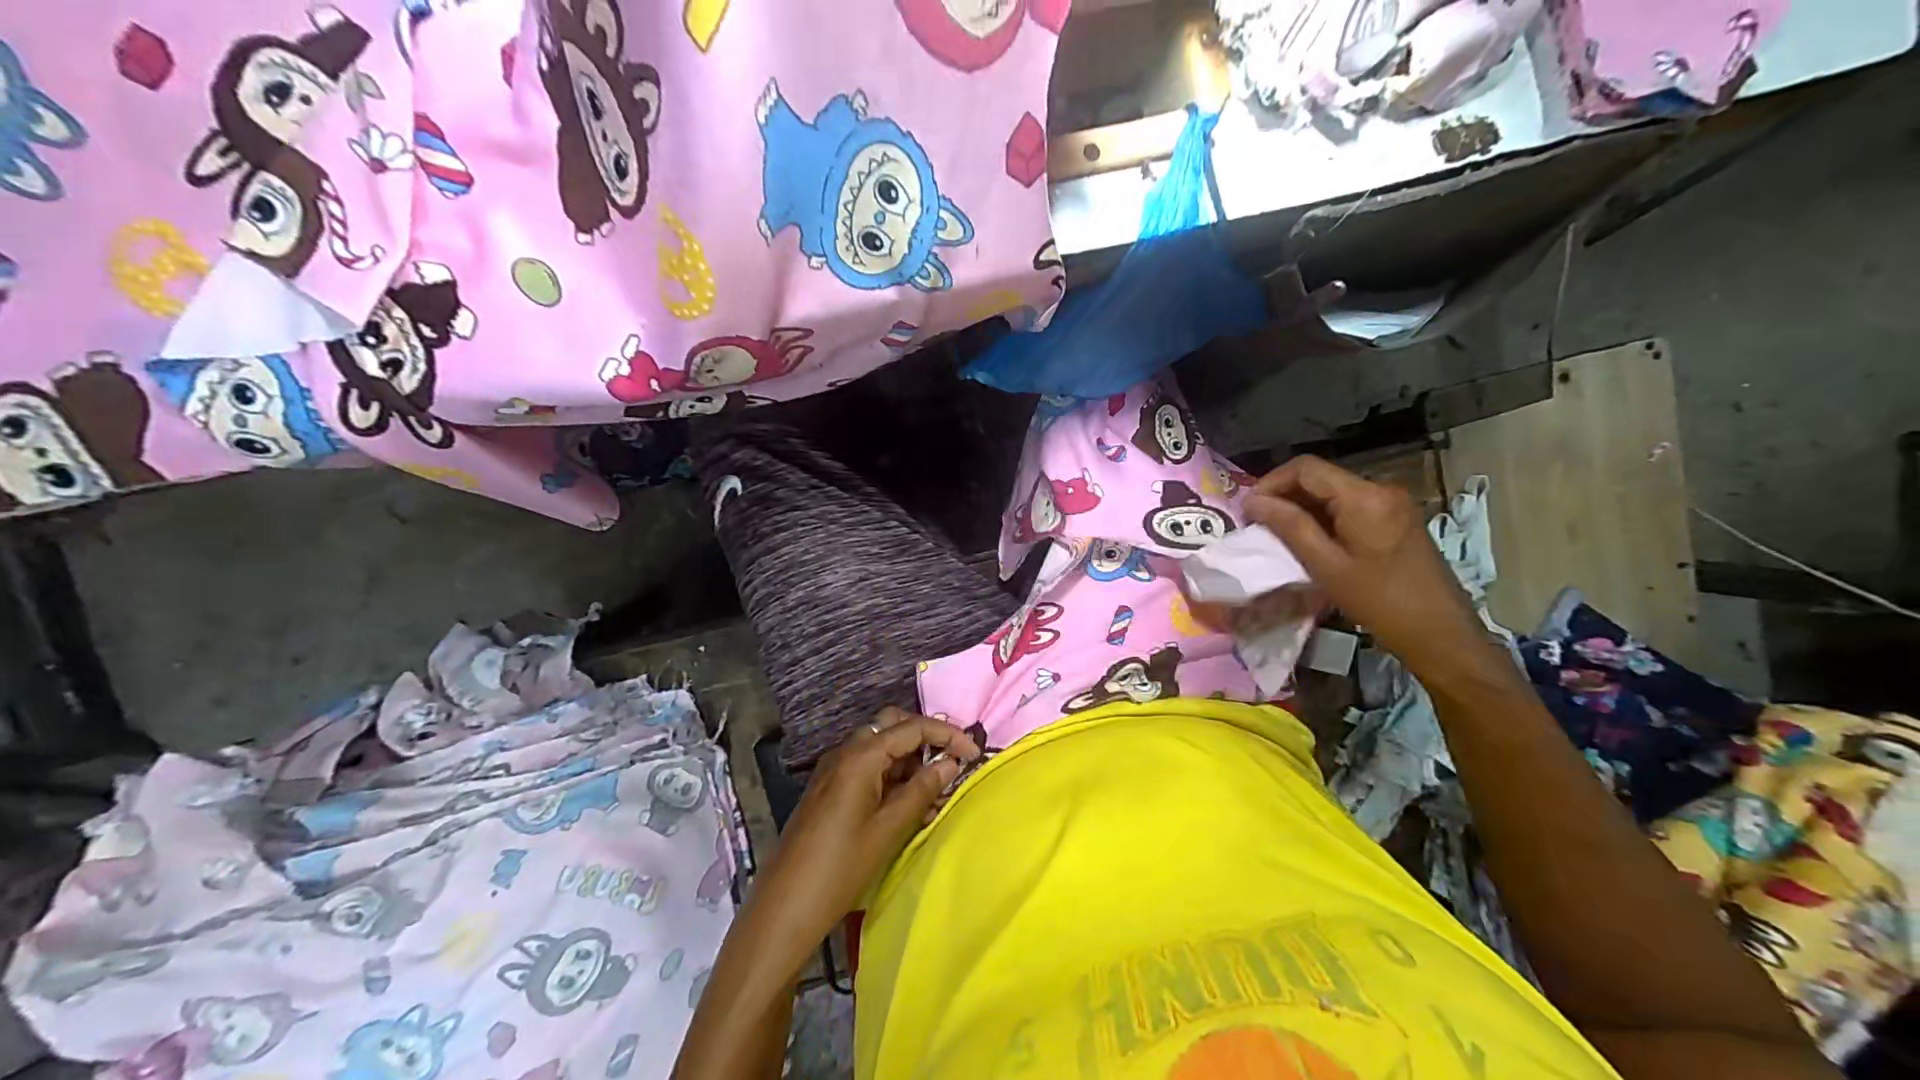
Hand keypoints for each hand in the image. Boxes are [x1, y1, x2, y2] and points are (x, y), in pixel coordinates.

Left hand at [750, 708, 979, 953]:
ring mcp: (834, 770)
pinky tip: (910, 803)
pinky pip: (868, 768)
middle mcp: (845, 752)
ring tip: (936, 792)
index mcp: (860, 756)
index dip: (947, 735)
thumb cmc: (840, 868)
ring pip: (880, 747)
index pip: (912, 727)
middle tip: (952, 765)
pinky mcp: (830, 789)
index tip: (975, 754)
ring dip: (910, 760)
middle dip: (926, 739)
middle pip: (893, 726)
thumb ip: (921, 791)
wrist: (784, 907)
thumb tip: (950, 764)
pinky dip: (892, 776)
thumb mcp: (888, 829)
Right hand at [1242, 455, 1489, 680]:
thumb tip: (1253, 501)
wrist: (1441, 633)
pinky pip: (1350, 507)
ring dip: (1301, 508)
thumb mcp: (1326, 566)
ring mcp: (1393, 504)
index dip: (1270, 482)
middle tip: (1257, 524)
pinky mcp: (1396, 520)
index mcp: (1364, 496)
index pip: (1306, 468)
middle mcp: (1381, 489)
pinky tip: (1309, 541)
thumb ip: (1290, 527)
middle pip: (1320, 477)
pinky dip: (1323, 517)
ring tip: (1277, 535)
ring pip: (1333, 492)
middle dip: (1284, 495)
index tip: (1248, 510)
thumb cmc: (1379, 602)